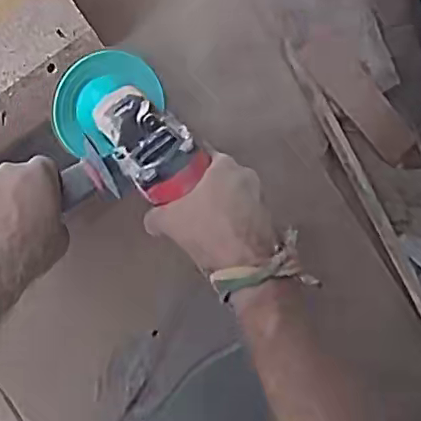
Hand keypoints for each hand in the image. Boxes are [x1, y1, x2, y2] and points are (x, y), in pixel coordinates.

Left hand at [0, 157, 68, 280]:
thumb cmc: (30, 249)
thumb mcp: (60, 236)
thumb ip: (53, 216)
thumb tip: (47, 220)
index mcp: (38, 174)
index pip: (45, 167)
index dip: (45, 184)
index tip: (44, 199)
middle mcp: (9, 170)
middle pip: (16, 175)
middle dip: (18, 191)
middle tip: (22, 217)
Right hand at [144, 153, 277, 272]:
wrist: (245, 266)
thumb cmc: (206, 230)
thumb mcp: (167, 221)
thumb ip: (155, 215)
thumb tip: (151, 219)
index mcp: (224, 166)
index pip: (203, 154)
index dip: (187, 165)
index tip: (176, 176)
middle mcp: (247, 175)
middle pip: (219, 174)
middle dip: (204, 185)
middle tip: (186, 198)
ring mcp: (261, 197)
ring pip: (233, 193)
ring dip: (219, 202)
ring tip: (201, 218)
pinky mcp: (269, 218)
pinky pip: (243, 211)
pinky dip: (231, 218)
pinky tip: (217, 232)